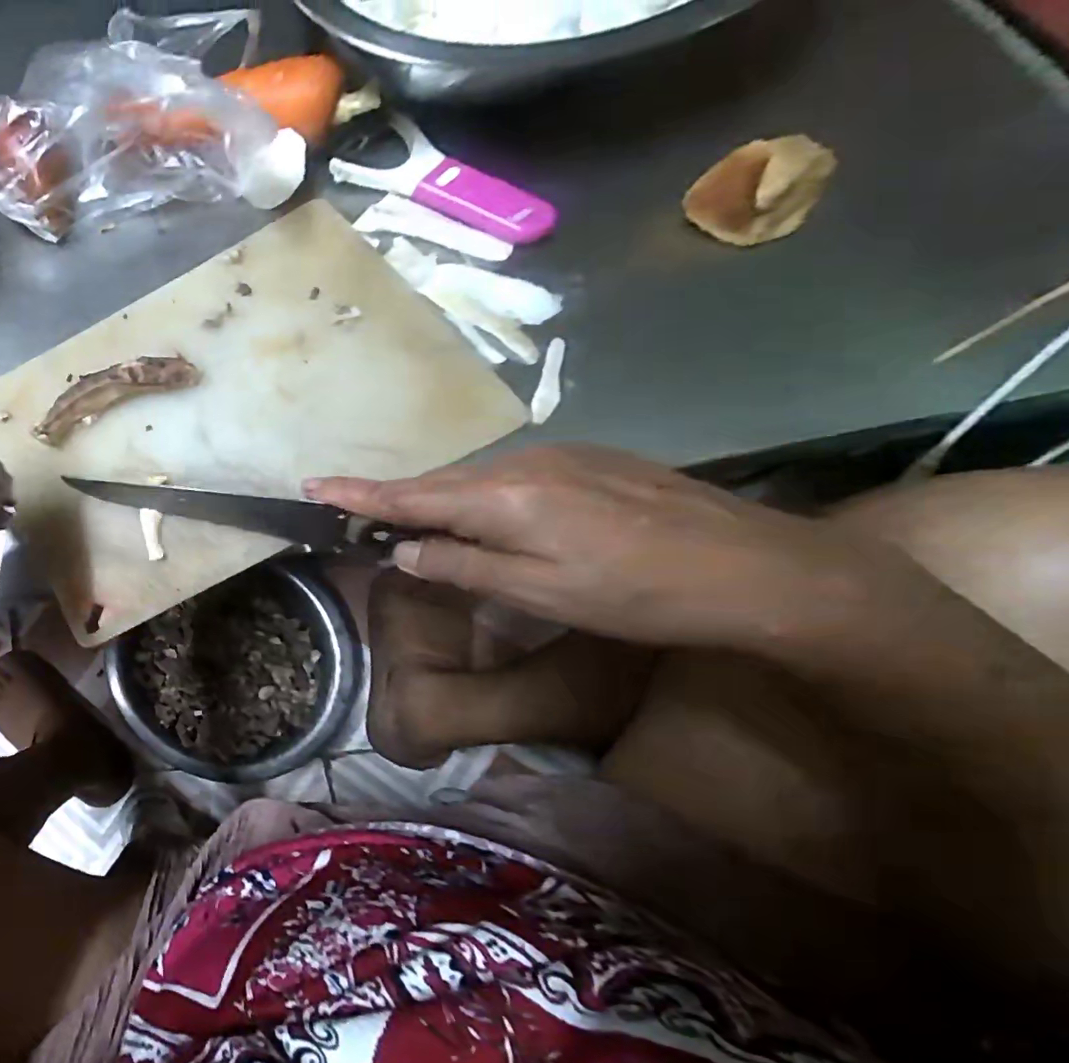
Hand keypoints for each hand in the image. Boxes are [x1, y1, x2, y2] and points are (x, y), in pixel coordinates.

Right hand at [306, 444, 937, 652]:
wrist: (761, 570)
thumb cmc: (638, 595)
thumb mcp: (539, 593)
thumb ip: (462, 566)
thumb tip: (403, 550)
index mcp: (504, 499)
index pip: (410, 496)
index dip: (357, 494)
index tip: (312, 484)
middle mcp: (523, 464)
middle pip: (439, 483)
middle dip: (396, 500)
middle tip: (358, 515)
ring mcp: (560, 456)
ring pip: (477, 479)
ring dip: (443, 501)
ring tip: (424, 527)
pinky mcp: (589, 459)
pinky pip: (512, 475)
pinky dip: (484, 497)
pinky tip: (495, 519)